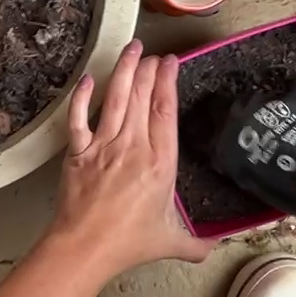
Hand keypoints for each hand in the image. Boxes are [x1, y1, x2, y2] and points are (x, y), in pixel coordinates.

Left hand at [50, 41, 215, 275]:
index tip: (170, 63)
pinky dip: (82, 97)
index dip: (167, 82)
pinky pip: (78, 118)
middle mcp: (132, 147)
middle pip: (140, 97)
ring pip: (114, 100)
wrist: (86, 247)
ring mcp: (102, 146)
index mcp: (159, 163)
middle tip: (152, 53)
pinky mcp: (78, 152)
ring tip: (130, 49)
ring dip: (122, 71)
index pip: (164, 111)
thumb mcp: (171, 242)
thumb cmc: (127, 243)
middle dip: (146, 70)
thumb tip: (218, 246)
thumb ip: (198, 243)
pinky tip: (88, 79)